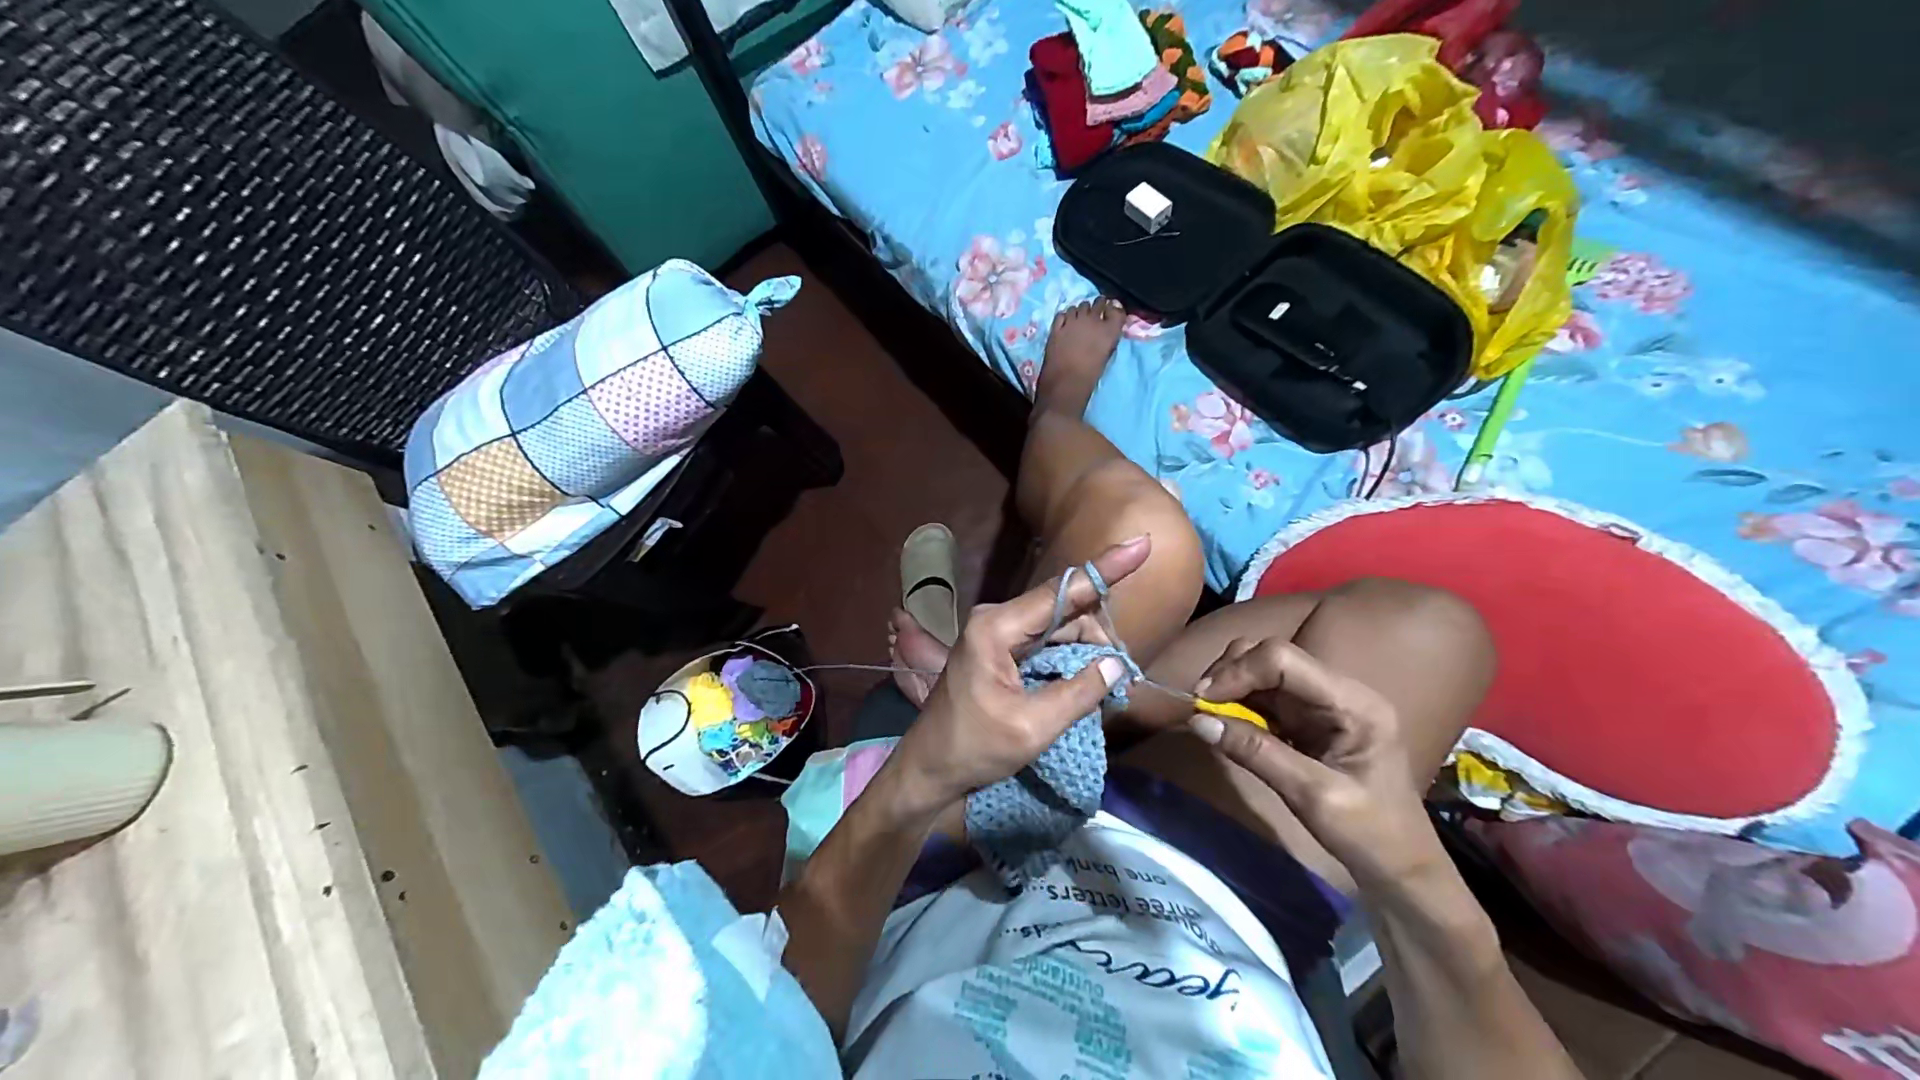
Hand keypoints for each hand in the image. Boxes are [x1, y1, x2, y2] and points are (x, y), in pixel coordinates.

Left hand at [886, 537, 1149, 813]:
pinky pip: (1047, 640)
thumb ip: (1078, 692)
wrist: (931, 766)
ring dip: (1087, 650)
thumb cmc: (974, 747)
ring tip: (1103, 690)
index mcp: (996, 627)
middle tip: (1120, 680)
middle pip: (1066, 609)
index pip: (1061, 591)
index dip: (1105, 569)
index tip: (1142, 543)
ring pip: (1061, 625)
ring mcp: (998, 631)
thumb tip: (1116, 664)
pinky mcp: (1002, 647)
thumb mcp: (1032, 728)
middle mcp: (997, 618)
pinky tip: (1085, 682)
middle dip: (1098, 636)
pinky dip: (1071, 658)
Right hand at [1188, 639, 1444, 885]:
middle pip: (1271, 655)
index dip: (1237, 672)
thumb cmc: (1369, 833)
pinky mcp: (1307, 718)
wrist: (1401, 867)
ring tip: (1209, 715)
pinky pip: (1264, 695)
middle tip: (1201, 708)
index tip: (1202, 700)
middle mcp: (1337, 691)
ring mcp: (1322, 703)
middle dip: (1230, 674)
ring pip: (1263, 670)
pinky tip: (1225, 723)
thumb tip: (1198, 721)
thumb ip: (1255, 753)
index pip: (1283, 659)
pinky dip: (1238, 703)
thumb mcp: (1312, 796)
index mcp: (1353, 702)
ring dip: (1230, 686)